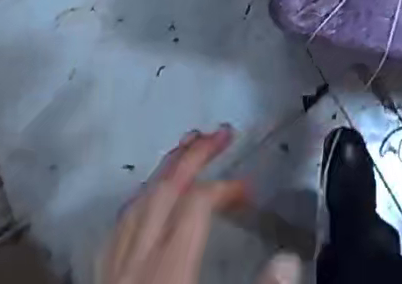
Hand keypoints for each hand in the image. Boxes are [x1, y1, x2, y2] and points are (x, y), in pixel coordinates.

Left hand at [99, 127, 300, 283]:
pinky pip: (112, 239)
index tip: (251, 192)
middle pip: (158, 197)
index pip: (194, 207)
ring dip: (160, 177)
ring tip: (186, 153)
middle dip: (190, 159)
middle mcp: (132, 272)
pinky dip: (135, 209)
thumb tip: (288, 259)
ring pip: (129, 214)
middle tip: (221, 132)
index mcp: (166, 276)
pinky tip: (145, 207)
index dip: (225, 188)